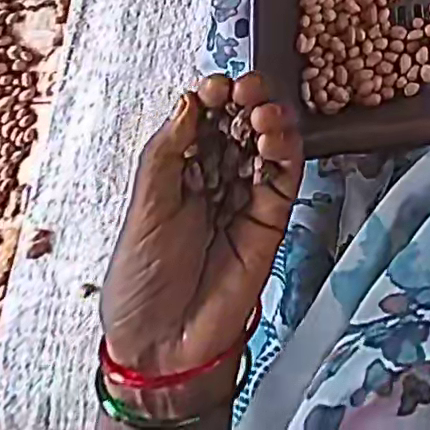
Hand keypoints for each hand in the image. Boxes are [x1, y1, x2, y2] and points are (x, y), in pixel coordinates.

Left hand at [99, 74, 302, 417]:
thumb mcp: (145, 207)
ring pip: (268, 138)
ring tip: (261, 114)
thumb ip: (167, 150)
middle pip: (241, 119)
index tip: (217, 86)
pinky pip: (286, 171)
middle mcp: (219, 170)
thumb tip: (189, 99)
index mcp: (184, 164)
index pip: (206, 115)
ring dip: (269, 117)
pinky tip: (273, 139)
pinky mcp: (272, 211)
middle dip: (246, 98)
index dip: (214, 95)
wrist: (164, 344)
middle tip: (245, 91)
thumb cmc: (143, 277)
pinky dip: (286, 148)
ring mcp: (248, 188)